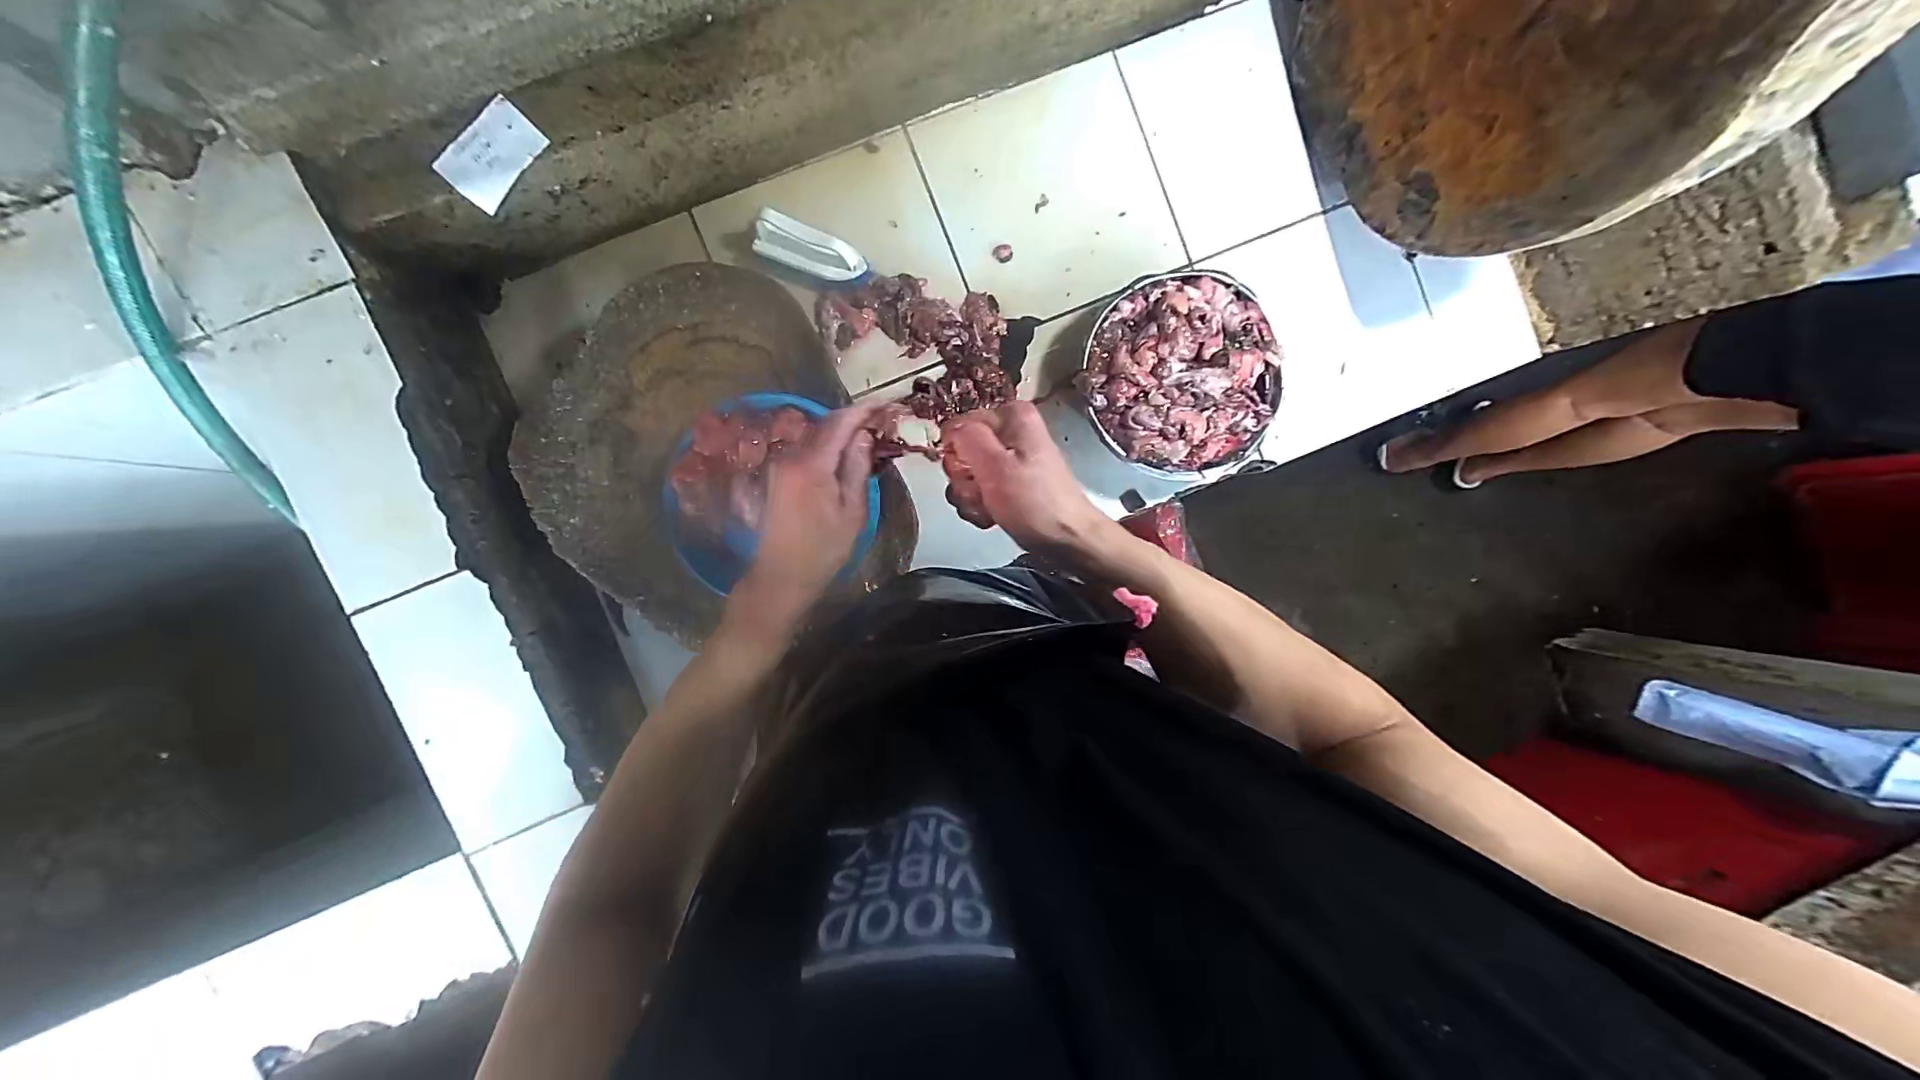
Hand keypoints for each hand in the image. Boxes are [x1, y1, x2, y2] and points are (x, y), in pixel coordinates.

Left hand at [745, 401, 892, 601]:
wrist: (781, 576)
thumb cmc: (823, 550)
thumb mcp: (852, 511)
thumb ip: (857, 468)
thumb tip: (863, 437)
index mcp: (811, 465)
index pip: (839, 424)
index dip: (863, 410)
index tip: (884, 404)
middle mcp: (790, 458)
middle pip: (825, 427)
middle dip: (853, 420)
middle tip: (880, 421)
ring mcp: (779, 466)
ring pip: (814, 438)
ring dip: (839, 434)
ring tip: (866, 438)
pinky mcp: (777, 477)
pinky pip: (806, 452)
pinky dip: (826, 447)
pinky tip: (843, 456)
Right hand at [941, 401, 1122, 558]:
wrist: (1067, 539)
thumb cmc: (1035, 504)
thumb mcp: (995, 465)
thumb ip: (967, 437)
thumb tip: (950, 428)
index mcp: (1011, 416)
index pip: (957, 427)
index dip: (956, 454)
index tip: (970, 474)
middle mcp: (1011, 432)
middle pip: (960, 452)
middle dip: (964, 480)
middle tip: (982, 494)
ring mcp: (1010, 460)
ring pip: (966, 476)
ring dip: (971, 498)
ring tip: (991, 509)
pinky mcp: (1010, 484)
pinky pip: (979, 492)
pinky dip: (981, 507)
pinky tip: (993, 517)